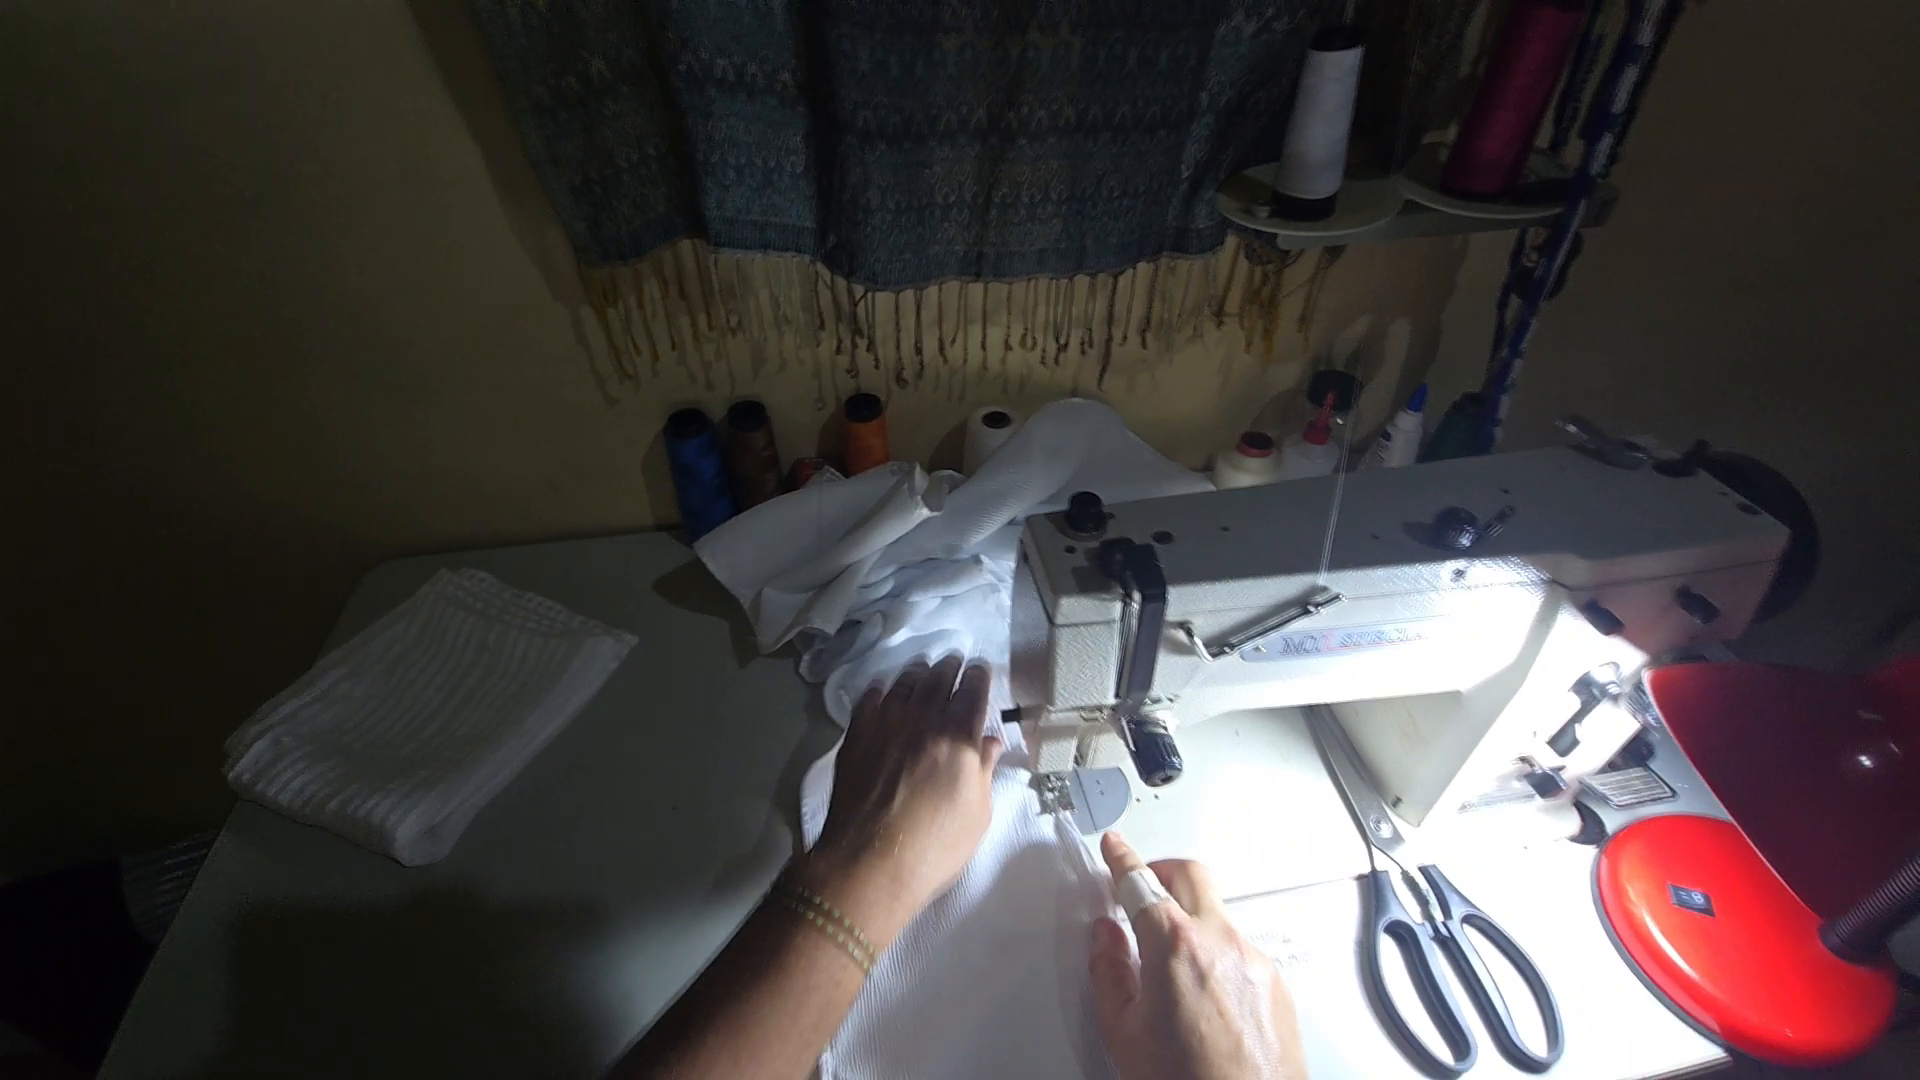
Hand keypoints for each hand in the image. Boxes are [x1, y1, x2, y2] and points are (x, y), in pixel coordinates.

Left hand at [798, 656, 1002, 949]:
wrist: (868, 863)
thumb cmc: (934, 847)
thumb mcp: (977, 814)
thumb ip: (985, 770)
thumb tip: (989, 741)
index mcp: (959, 736)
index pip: (973, 690)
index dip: (978, 675)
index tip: (980, 669)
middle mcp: (923, 719)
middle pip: (939, 678)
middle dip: (950, 666)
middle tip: (954, 660)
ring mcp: (886, 723)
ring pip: (905, 682)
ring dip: (918, 671)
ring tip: (923, 667)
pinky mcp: (857, 734)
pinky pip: (870, 698)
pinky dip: (881, 688)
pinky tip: (884, 688)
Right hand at [1090, 832, 1307, 1079]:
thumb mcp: (1123, 1032)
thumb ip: (1108, 971)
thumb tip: (1107, 937)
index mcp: (1174, 945)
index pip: (1140, 882)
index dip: (1122, 859)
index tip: (1115, 846)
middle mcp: (1219, 941)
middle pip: (1189, 874)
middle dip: (1161, 871)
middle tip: (1144, 887)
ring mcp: (1253, 960)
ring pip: (1216, 913)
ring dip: (1190, 919)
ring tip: (1172, 964)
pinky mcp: (1275, 983)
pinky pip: (1238, 948)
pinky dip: (1215, 953)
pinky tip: (1204, 993)